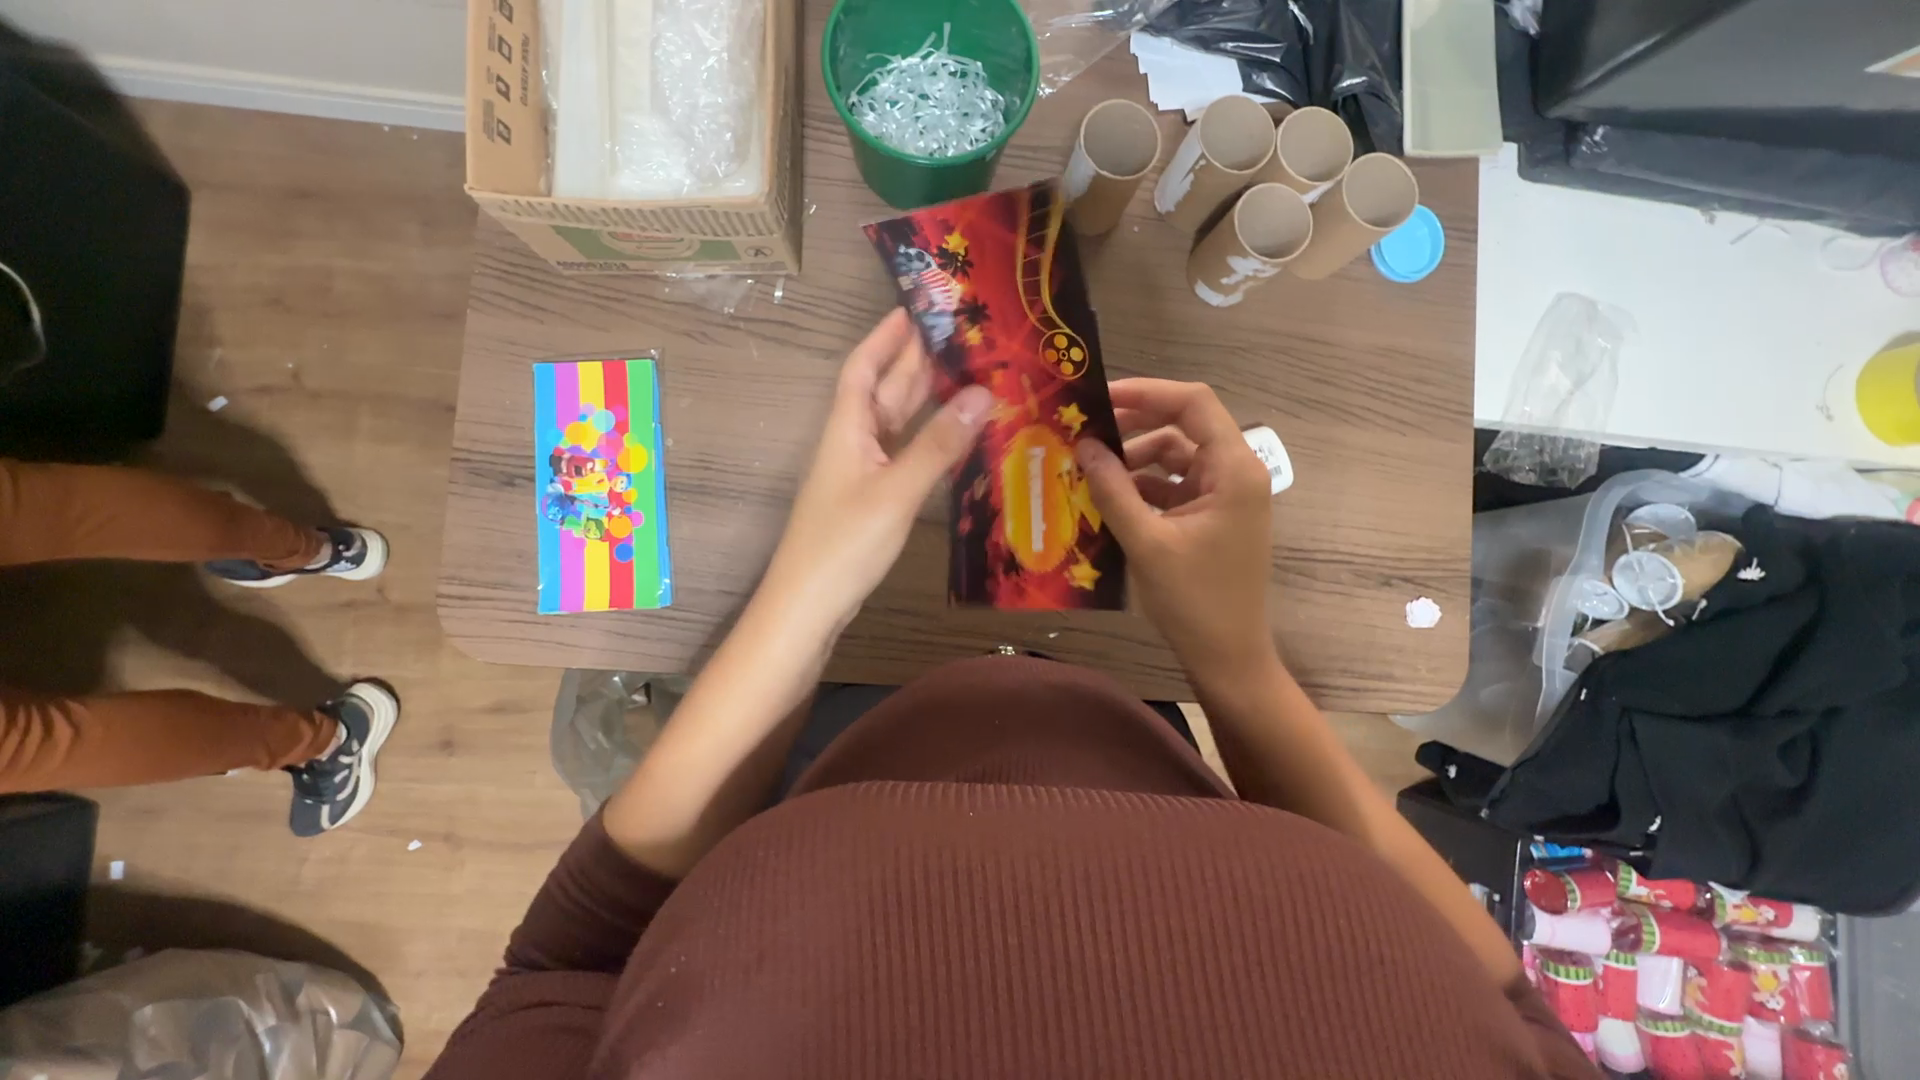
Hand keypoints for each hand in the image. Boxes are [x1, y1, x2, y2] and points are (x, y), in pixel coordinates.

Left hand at [762, 309, 991, 629]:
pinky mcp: (872, 500)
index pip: (864, 367)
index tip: (915, 305)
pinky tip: (954, 435)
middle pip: (884, 391)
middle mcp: (853, 443)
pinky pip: (904, 455)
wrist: (808, 607)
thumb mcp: (895, 492)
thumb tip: (983, 394)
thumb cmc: (844, 545)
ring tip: (968, 372)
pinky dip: (928, 440)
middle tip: (960, 333)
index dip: (886, 335)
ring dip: (926, 398)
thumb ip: (938, 446)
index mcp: (847, 429)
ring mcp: (861, 474)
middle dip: (915, 359)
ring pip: (896, 423)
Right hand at [1075, 378, 1276, 680]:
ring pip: (1176, 456)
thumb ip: (1113, 490)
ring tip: (1090, 469)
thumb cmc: (1194, 600)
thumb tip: (1084, 446)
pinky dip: (1143, 487)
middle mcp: (1236, 472)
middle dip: (1133, 426)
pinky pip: (1175, 485)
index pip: (1193, 403)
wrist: (1228, 656)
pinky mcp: (1213, 517)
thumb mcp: (1146, 542)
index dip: (1146, 391)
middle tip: (1084, 432)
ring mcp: (1226, 496)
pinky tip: (1109, 498)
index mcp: (1234, 469)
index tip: (1099, 397)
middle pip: (1183, 426)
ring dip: (1134, 460)